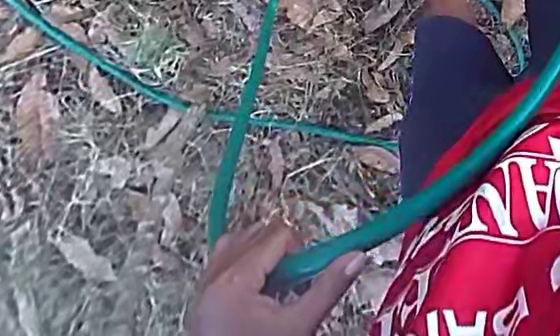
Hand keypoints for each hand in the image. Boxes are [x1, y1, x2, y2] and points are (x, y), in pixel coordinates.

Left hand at [186, 219, 363, 335]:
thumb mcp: (298, 328)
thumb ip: (328, 288)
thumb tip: (358, 256)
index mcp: (235, 280)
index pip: (279, 234)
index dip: (300, 251)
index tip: (305, 281)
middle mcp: (214, 276)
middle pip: (259, 233)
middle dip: (282, 252)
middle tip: (293, 286)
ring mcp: (203, 289)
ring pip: (239, 242)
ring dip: (262, 255)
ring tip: (275, 289)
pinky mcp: (201, 301)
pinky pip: (223, 261)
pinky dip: (243, 264)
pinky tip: (256, 293)